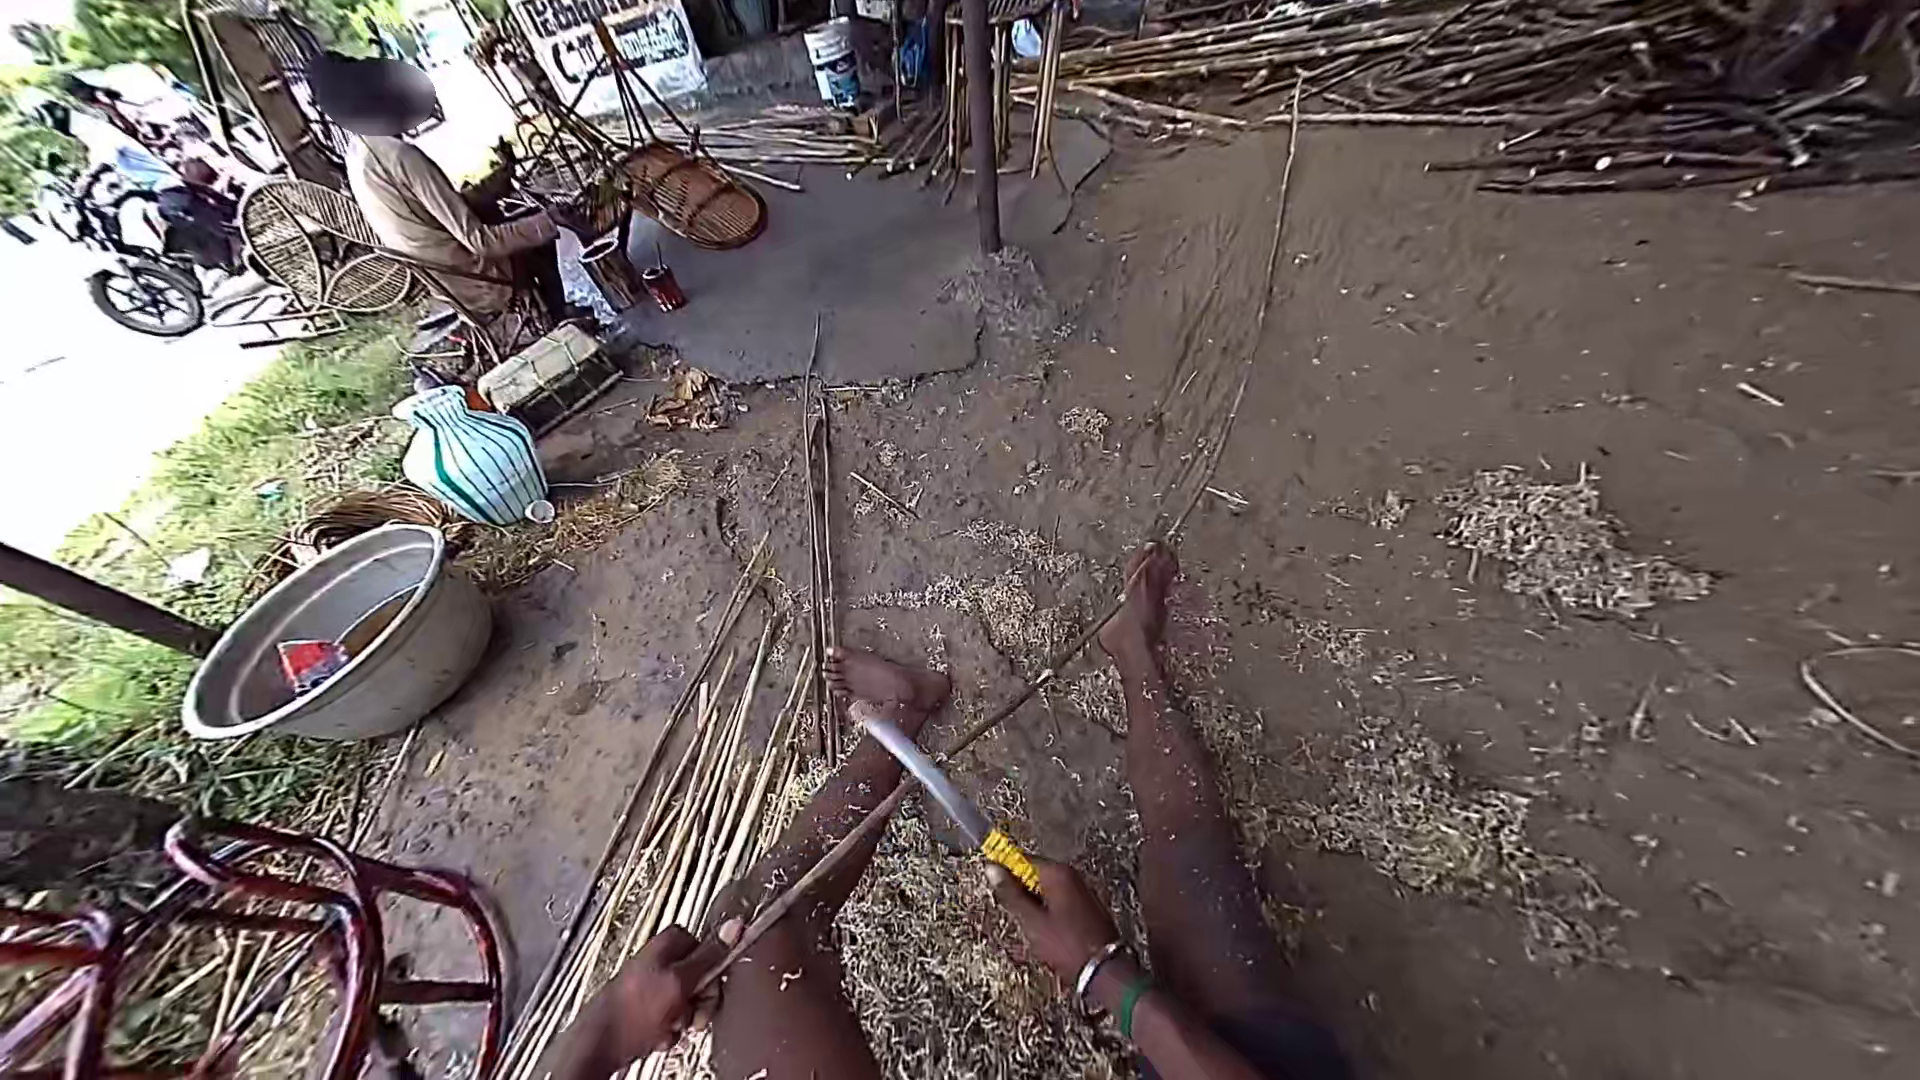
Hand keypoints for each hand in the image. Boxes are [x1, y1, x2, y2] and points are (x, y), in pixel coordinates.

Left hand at [537, 921, 737, 1078]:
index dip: (713, 973)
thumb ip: (710, 955)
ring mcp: (648, 982)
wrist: (593, 1051)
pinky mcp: (639, 1007)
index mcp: (670, 940)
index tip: (708, 992)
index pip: (709, 948)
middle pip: (698, 974)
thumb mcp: (680, 982)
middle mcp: (660, 956)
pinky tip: (655, 1037)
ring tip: (666, 1030)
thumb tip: (735, 925)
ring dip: (682, 1018)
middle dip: (697, 1000)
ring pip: (684, 998)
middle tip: (688, 1017)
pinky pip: (667, 1015)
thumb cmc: (634, 1013)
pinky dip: (665, 1029)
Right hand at [986, 858, 1119, 985]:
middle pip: (1035, 875)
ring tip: (1033, 931)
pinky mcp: (1088, 907)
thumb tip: (991, 868)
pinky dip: (1049, 913)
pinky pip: (1060, 902)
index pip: (1023, 859)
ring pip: (1047, 891)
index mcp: (1057, 872)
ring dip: (1035, 906)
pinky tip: (1049, 936)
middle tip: (1017, 917)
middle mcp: (1071, 875)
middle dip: (1022, 893)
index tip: (997, 890)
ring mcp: (1082, 890)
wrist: (1106, 973)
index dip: (1007, 873)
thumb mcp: (1032, 921)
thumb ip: (1010, 894)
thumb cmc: (1066, 945)